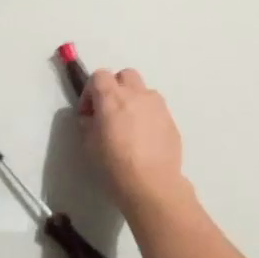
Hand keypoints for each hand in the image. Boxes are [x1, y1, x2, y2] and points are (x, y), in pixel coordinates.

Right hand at [80, 68, 188, 211]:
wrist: (150, 183)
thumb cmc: (113, 162)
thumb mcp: (88, 142)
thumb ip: (88, 122)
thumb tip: (92, 117)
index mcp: (112, 97)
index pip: (99, 75)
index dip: (90, 91)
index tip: (88, 112)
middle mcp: (137, 94)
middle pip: (125, 75)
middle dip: (115, 87)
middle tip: (108, 110)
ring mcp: (157, 106)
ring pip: (143, 91)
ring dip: (133, 100)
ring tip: (128, 124)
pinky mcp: (171, 120)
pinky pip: (155, 109)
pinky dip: (147, 116)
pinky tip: (143, 139)